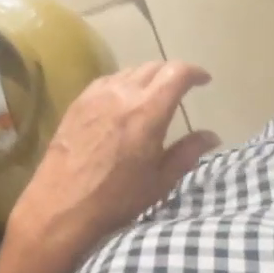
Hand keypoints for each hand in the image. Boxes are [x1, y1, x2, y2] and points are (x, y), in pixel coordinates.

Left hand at [6, 62, 218, 261]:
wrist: (61, 206)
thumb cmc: (116, 198)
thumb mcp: (160, 180)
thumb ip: (188, 152)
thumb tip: (212, 136)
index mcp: (148, 111)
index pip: (177, 73)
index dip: (195, 72)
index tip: (204, 81)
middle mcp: (122, 93)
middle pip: (154, 67)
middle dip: (172, 73)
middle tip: (182, 89)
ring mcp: (96, 95)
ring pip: (129, 72)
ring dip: (147, 77)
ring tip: (154, 95)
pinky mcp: (78, 102)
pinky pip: (107, 81)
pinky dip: (123, 83)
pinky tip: (123, 101)